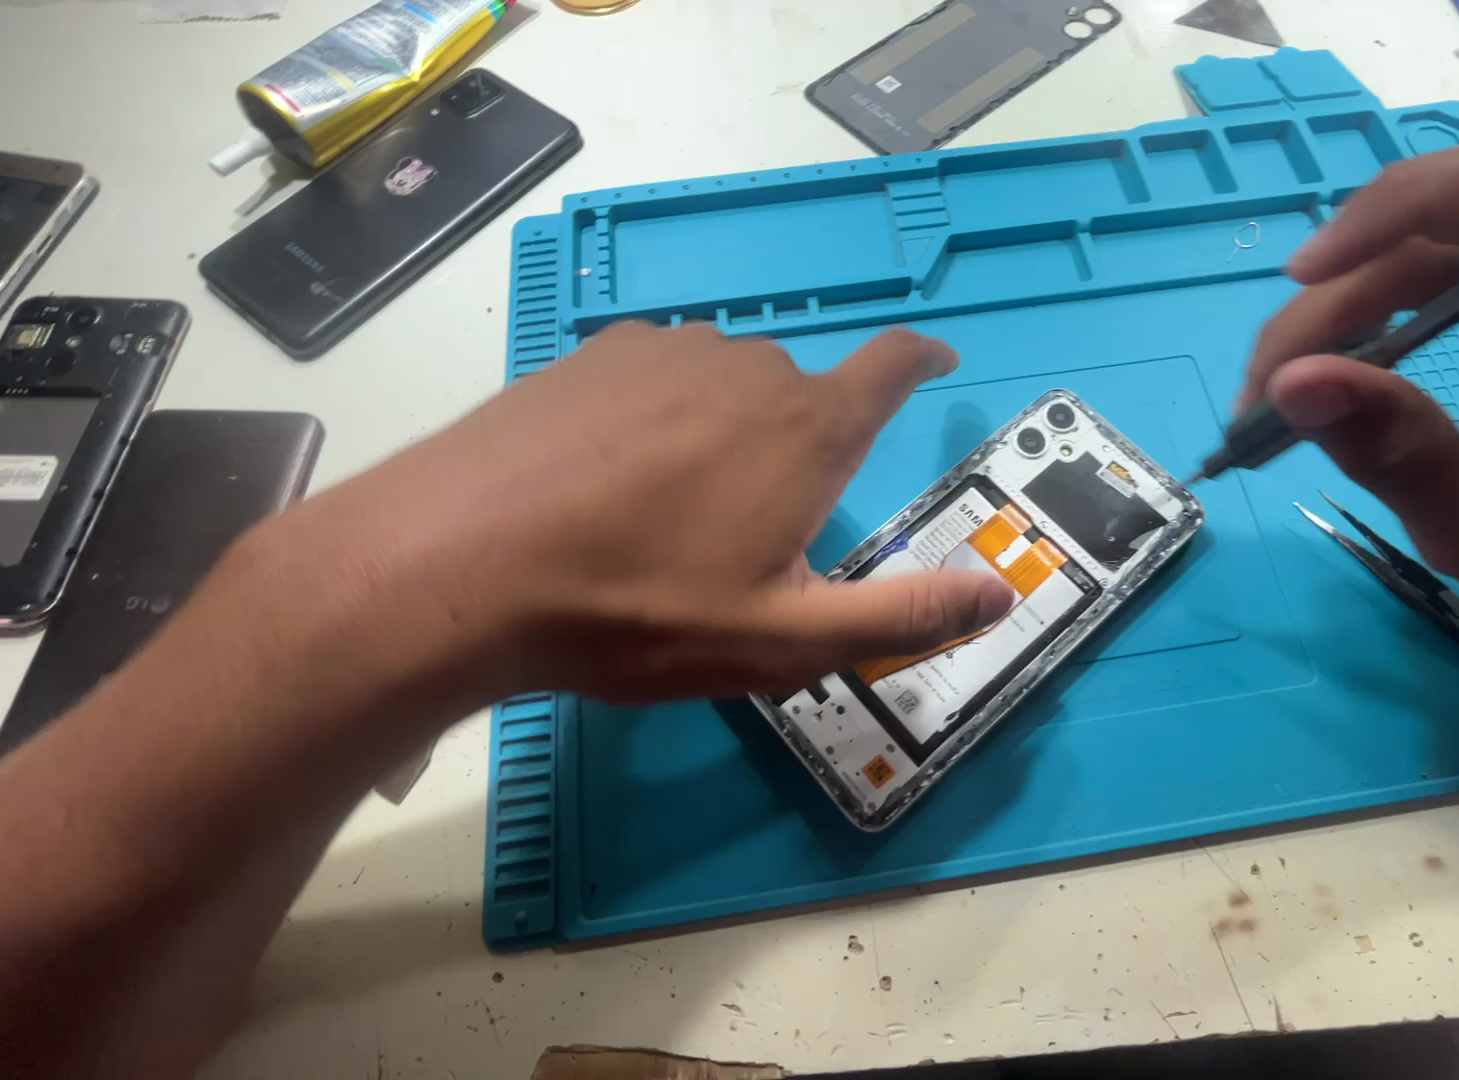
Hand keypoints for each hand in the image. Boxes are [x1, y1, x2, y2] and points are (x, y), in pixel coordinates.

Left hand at [252, 323, 1014, 704]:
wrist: (457, 566)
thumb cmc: (640, 611)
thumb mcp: (786, 640)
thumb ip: (903, 616)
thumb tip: (1001, 597)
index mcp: (807, 429)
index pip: (891, 367)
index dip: (921, 361)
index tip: (935, 363)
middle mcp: (746, 368)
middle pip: (804, 396)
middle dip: (805, 447)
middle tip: (759, 528)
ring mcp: (663, 350)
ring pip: (730, 386)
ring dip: (733, 434)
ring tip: (678, 510)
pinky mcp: (593, 356)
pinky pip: (663, 376)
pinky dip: (668, 416)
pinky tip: (617, 475)